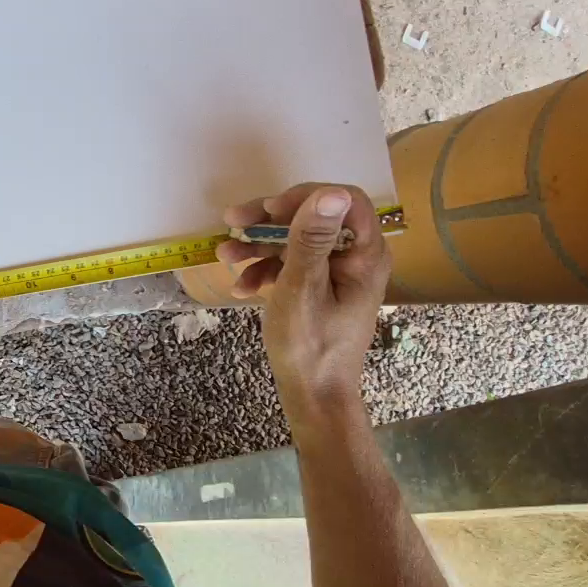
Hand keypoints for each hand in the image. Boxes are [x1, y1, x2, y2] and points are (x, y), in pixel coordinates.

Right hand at [219, 184, 389, 412]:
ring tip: (224, 256)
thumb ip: (311, 239)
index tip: (267, 210)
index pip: (343, 200)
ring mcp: (336, 273)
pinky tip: (241, 288)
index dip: (303, 197)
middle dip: (268, 220)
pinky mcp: (320, 289)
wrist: (313, 393)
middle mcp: (355, 257)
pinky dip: (264, 271)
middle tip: (231, 222)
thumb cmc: (309, 344)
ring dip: (258, 246)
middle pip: (313, 218)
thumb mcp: (302, 288)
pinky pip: (291, 266)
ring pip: (295, 241)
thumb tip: (330, 193)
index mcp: (364, 254)